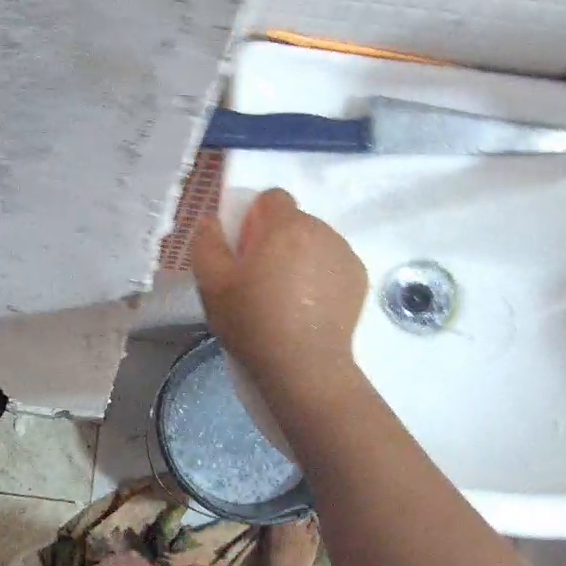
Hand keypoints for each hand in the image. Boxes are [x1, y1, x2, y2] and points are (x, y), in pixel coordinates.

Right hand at [192, 189, 367, 397]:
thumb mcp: (212, 285)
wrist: (304, 367)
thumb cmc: (253, 323)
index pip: (271, 198)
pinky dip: (320, 278)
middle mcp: (321, 230)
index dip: (254, 220)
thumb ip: (207, 243)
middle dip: (277, 242)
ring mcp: (345, 254)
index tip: (246, 253)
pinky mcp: (359, 279)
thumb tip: (211, 220)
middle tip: (260, 282)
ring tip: (286, 299)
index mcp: (284, 226)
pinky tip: (308, 310)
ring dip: (300, 259)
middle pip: (293, 222)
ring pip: (314, 243)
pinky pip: (332, 265)